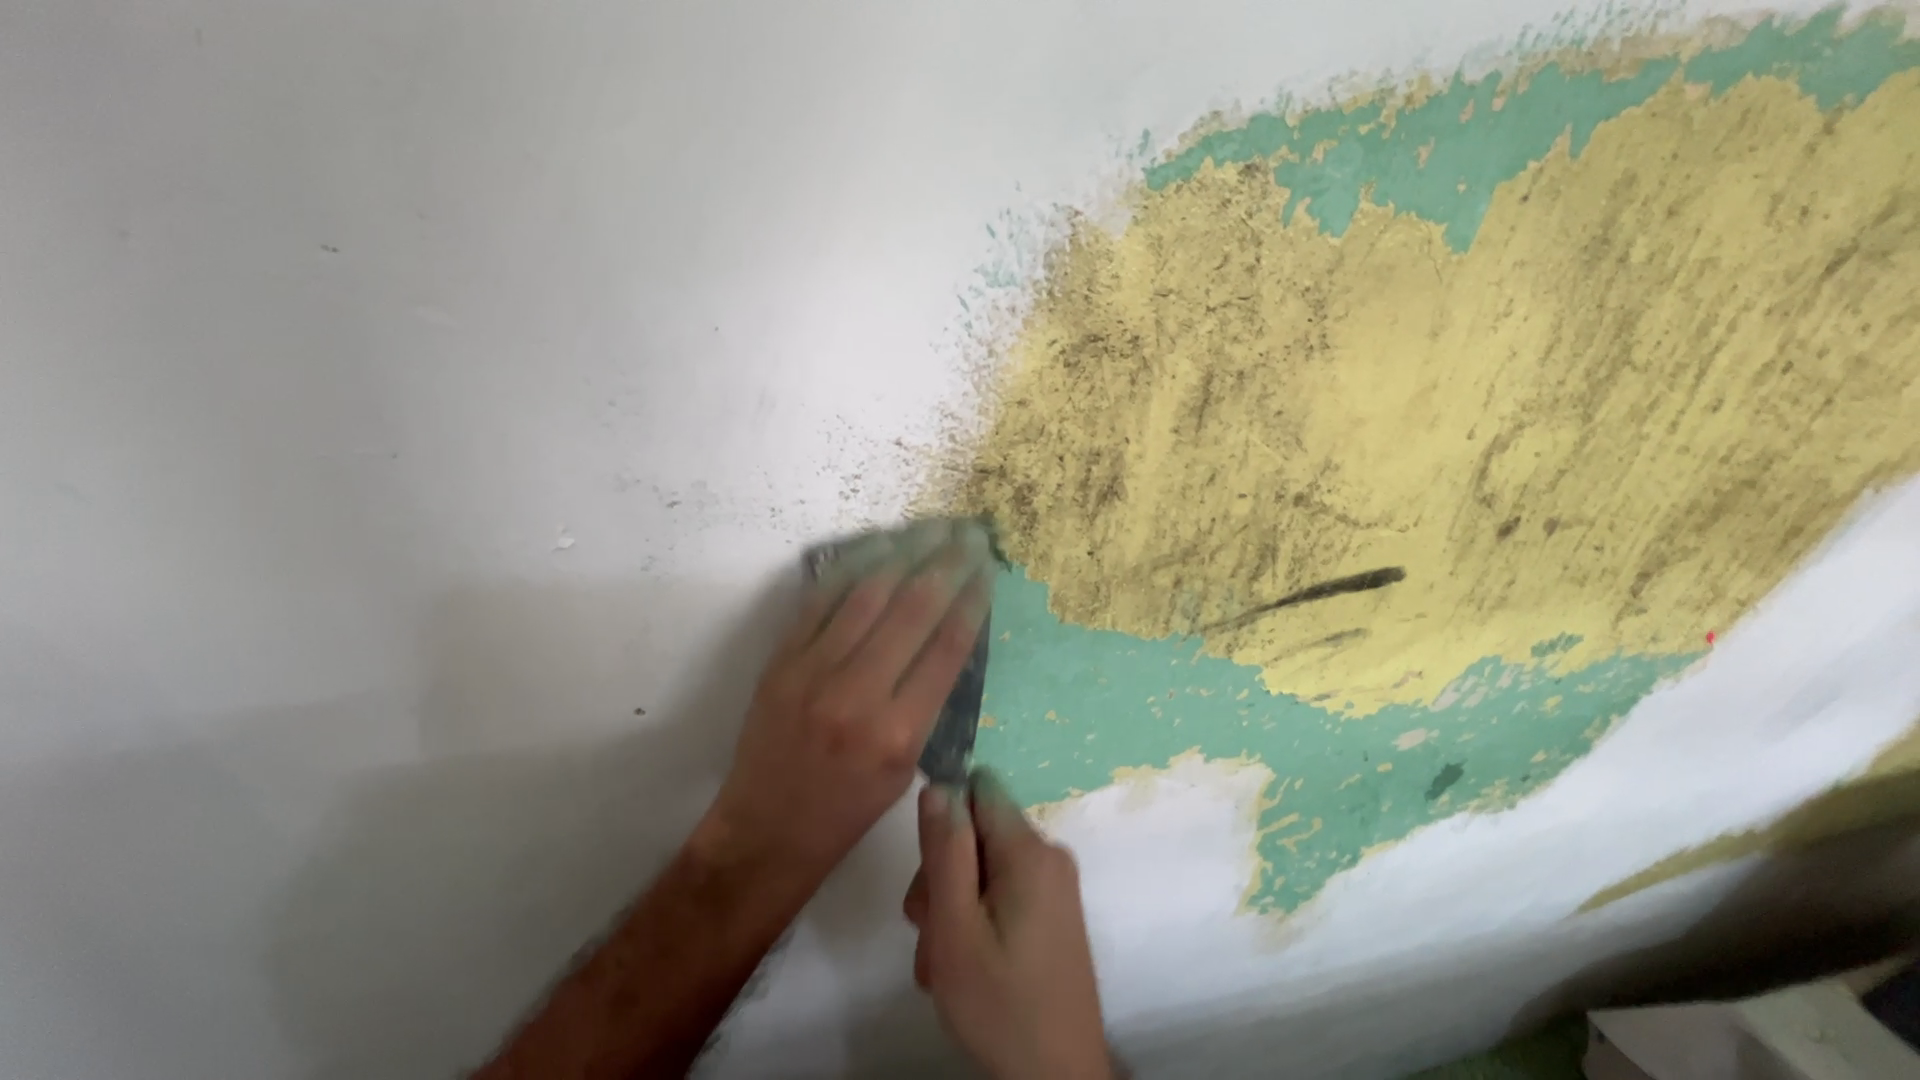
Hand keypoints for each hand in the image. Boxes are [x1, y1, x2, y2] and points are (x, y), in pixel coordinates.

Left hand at [698, 520, 995, 876]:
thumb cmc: (848, 809)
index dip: (972, 598)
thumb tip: (950, 632)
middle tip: (967, 535)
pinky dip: (851, 569)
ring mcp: (812, 672)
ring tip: (929, 529)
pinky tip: (876, 548)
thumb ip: (928, 700)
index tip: (987, 569)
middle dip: (946, 564)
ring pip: (866, 593)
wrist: (767, 829)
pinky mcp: (781, 660)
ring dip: (903, 553)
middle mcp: (857, 695)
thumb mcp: (908, 767)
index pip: (948, 646)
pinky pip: (820, 601)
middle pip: (912, 609)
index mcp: (900, 732)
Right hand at [905, 771, 1113, 1079]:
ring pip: (980, 868)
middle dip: (941, 877)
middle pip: (974, 833)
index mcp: (1029, 850)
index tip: (931, 870)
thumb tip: (938, 785)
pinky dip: (974, 922)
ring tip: (945, 962)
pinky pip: (1000, 894)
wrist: (1057, 1078)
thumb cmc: (1000, 1005)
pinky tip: (964, 966)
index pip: (978, 788)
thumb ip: (945, 852)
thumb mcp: (955, 928)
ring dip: (951, 908)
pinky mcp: (1052, 913)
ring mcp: (1054, 886)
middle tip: (932, 933)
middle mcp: (1048, 856)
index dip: (945, 819)